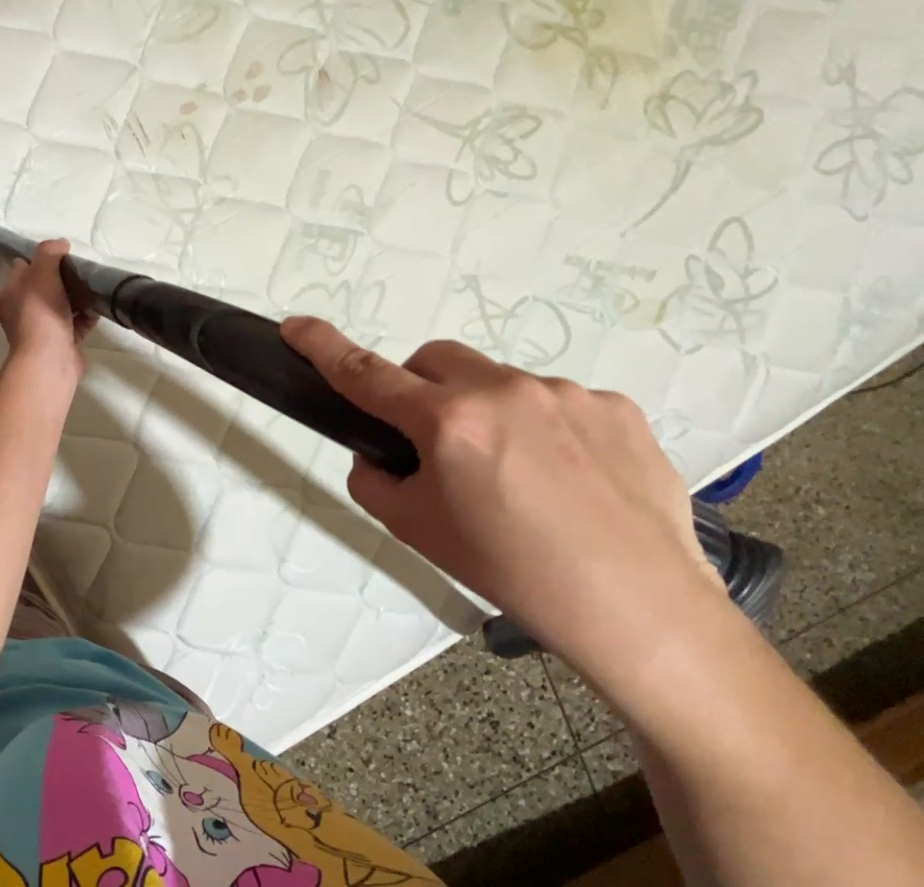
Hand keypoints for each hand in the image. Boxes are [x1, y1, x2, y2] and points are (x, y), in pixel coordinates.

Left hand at [0, 239, 92, 373]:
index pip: (22, 267)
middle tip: (81, 269)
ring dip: (78, 296)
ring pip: (62, 304)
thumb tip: (61, 244)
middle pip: (45, 286)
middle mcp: (23, 310)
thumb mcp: (41, 273)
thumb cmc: (41, 313)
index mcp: (11, 294)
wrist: (50, 359)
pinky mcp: (61, 341)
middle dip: (63, 277)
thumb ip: (49, 252)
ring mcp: (42, 328)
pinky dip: (86, 315)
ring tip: (94, 285)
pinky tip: (98, 306)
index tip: (62, 254)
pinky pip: (76, 322)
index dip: (40, 258)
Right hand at [279, 316, 725, 671]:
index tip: (295, 327)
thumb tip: (380, 456)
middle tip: (432, 442)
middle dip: (420, 388)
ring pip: (500, 383)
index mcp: (448, 423)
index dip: (323, 347)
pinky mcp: (618, 409)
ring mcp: (568, 394)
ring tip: (517, 479)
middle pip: (436, 360)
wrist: (638, 606)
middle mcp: (505, 392)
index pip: (365, 374)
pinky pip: (558, 404)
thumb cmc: (510, 570)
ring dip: (488, 413)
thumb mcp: (415, 530)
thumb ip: (375, 481)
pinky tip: (565, 481)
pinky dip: (544, 429)